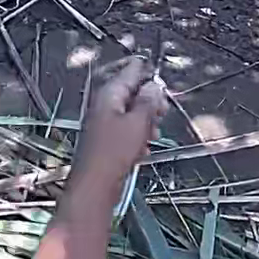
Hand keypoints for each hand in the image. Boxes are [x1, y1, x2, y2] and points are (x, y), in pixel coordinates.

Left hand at [68, 57, 165, 204]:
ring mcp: (105, 123)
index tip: (162, 77)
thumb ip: (148, 101)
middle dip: (150, 101)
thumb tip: (154, 85)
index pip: (131, 72)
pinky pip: (128, 129)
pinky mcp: (108, 140)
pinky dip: (138, 134)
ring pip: (132, 112)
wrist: (96, 186)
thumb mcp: (138, 123)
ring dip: (146, 120)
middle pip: (133, 92)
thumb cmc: (114, 152)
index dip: (148, 72)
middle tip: (162, 111)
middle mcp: (105, 105)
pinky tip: (144, 146)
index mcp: (110, 95)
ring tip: (154, 133)